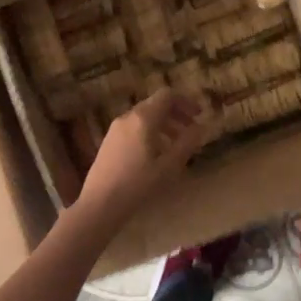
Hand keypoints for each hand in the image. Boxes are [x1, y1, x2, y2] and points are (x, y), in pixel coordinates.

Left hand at [75, 90, 209, 222]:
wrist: (100, 204)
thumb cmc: (138, 185)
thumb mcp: (169, 166)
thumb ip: (187, 143)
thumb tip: (201, 127)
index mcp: (143, 119)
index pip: (167, 96)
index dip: (186, 101)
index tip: (199, 115)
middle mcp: (127, 117)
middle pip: (155, 105)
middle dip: (176, 114)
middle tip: (192, 130)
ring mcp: (115, 129)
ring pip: (144, 118)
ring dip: (164, 125)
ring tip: (177, 145)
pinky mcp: (109, 142)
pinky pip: (134, 128)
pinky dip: (150, 133)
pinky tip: (156, 154)